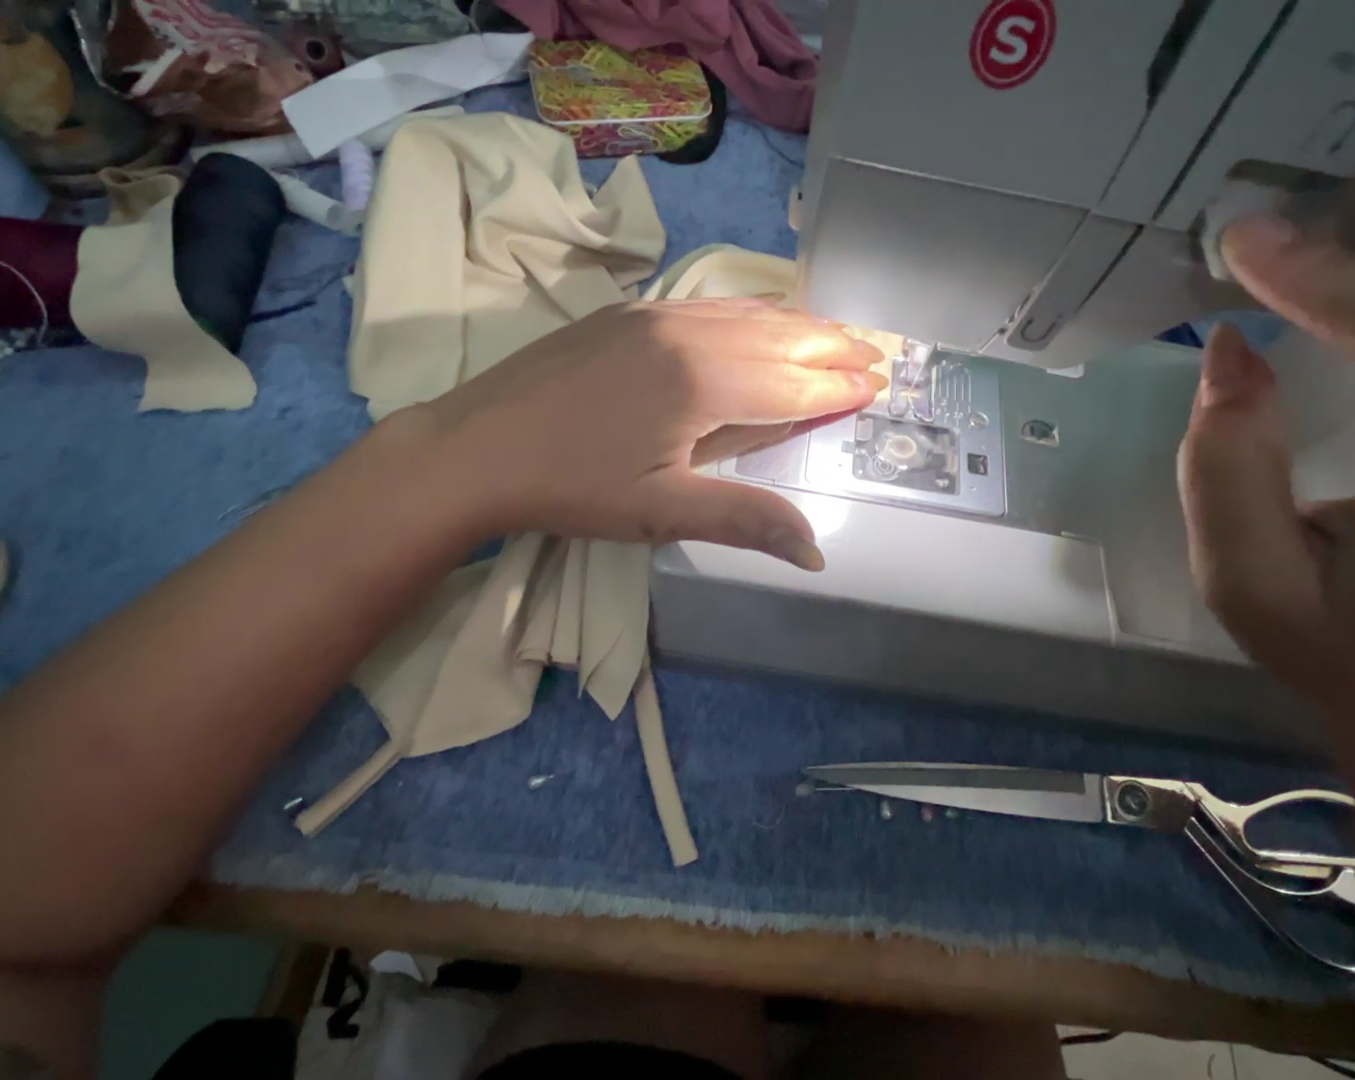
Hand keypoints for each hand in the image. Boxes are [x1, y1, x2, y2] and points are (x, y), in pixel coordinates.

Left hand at [404, 297, 885, 568]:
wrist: (476, 446)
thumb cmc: (572, 486)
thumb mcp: (661, 511)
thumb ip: (744, 519)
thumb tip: (817, 550)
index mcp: (703, 383)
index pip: (790, 382)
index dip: (836, 385)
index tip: (878, 383)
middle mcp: (688, 334)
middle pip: (778, 337)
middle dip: (831, 346)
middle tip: (876, 351)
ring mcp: (654, 316)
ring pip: (745, 314)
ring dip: (796, 324)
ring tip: (834, 331)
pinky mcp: (627, 313)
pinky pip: (708, 305)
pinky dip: (749, 312)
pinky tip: (758, 317)